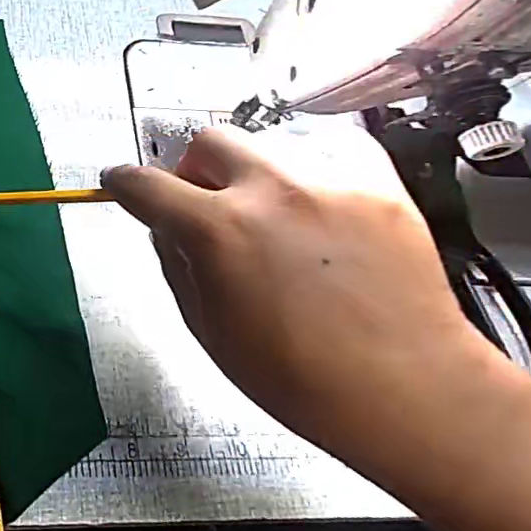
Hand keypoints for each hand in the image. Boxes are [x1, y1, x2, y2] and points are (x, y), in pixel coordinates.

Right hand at [100, 124, 520, 473]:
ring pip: (269, 144)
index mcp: (219, 232)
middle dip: (194, 170)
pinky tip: (319, 211)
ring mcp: (329, 181)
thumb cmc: (303, 380)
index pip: (147, 185)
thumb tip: (167, 230)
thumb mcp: (210, 331)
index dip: (124, 183)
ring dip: (255, 176)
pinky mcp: (378, 184)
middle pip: (208, 141)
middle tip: (207, 204)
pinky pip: (328, 152)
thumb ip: (176, 267)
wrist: (408, 390)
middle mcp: (272, 191)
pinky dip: (310, 174)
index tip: (123, 182)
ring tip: (276, 221)